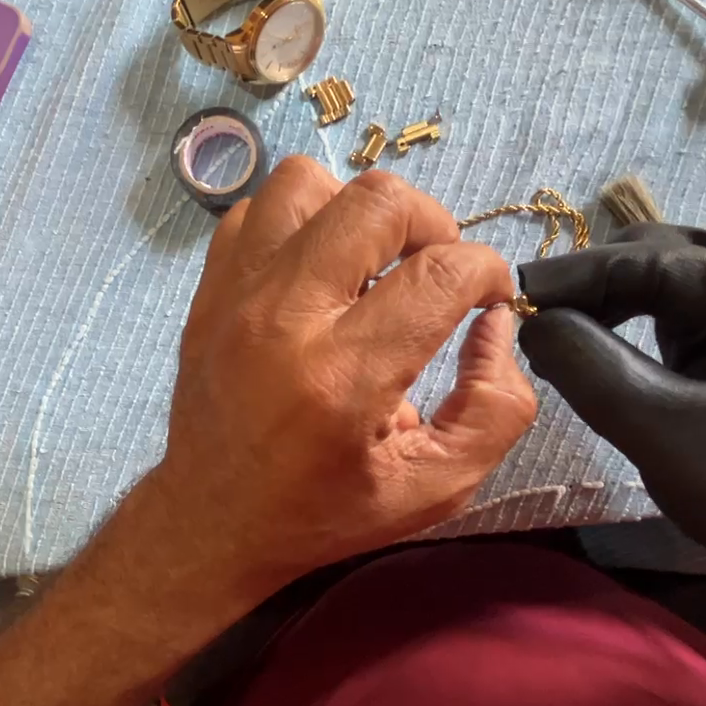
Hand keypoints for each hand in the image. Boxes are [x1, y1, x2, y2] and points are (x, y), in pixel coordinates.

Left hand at [140, 156, 536, 608]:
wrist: (212, 522)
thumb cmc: (325, 512)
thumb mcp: (436, 488)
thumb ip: (496, 408)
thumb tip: (495, 322)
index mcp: (344, 377)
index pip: (440, 274)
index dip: (488, 272)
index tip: (489, 297)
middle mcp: (284, 319)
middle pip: (377, 203)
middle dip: (432, 223)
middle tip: (435, 271)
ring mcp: (236, 295)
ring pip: (306, 182)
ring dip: (358, 211)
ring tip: (371, 262)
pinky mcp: (209, 290)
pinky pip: (259, 209)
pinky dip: (301, 223)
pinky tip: (317, 271)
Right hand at [516, 224, 705, 654]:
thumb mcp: (667, 440)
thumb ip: (596, 373)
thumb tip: (534, 321)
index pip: (671, 263)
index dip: (588, 270)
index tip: (521, 289)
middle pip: (671, 258)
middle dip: (597, 278)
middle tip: (535, 309)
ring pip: (669, 283)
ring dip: (608, 296)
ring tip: (556, 322)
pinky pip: (671, 314)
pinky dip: (623, 320)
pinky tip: (593, 338)